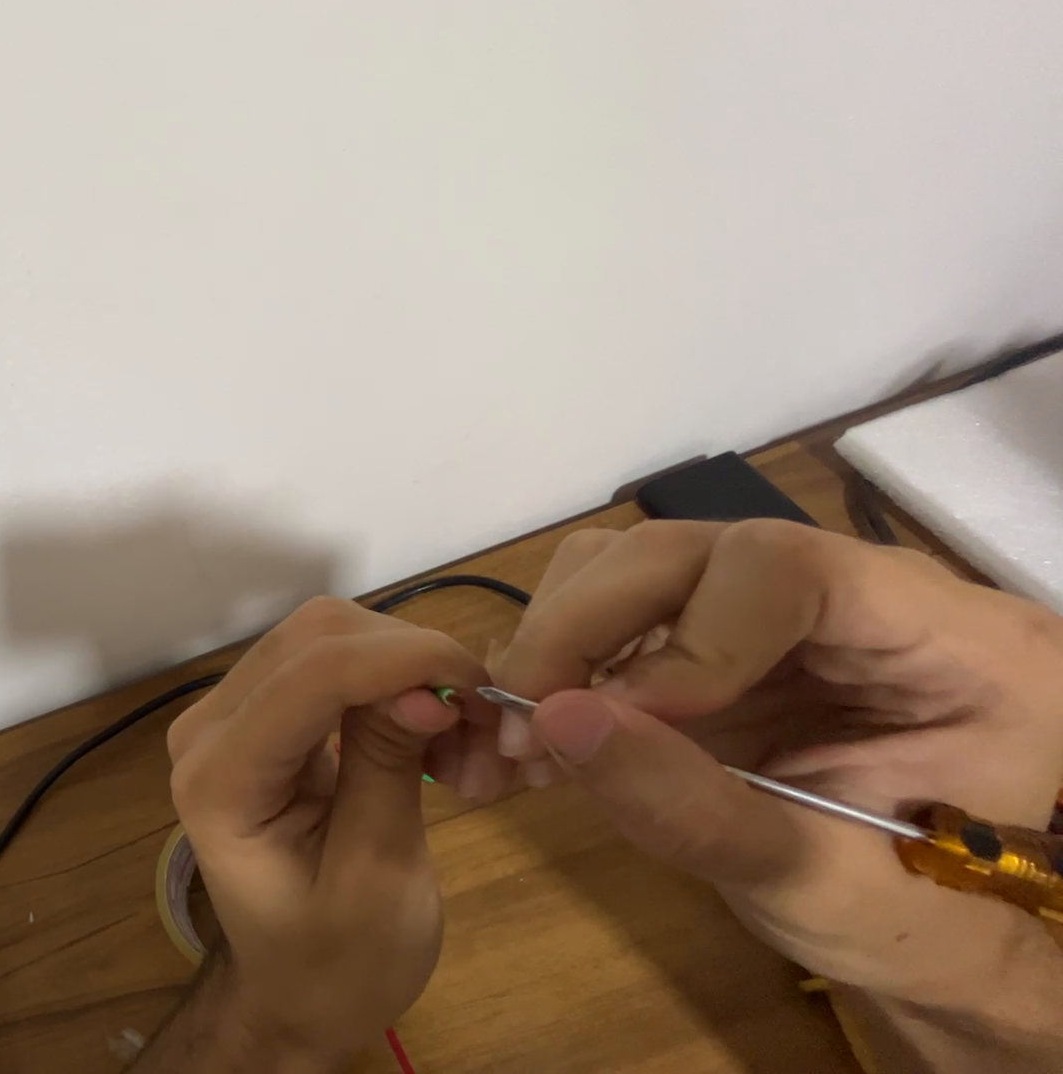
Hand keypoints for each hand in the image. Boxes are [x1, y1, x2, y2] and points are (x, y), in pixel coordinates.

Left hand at [142, 597, 488, 1069]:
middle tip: (484, 732)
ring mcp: (226, 712)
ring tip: (464, 747)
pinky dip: (391, 681)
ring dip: (408, 670)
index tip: (485, 693)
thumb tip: (426, 684)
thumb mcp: (377, 879)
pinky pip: (328, 660)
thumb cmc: (335, 963)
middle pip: (315, 636)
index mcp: (220, 779)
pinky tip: (431, 735)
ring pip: (326, 635)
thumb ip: (387, 766)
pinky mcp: (256, 711)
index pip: (309, 675)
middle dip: (411, 662)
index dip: (403, 662)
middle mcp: (207, 727)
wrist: (293, 988)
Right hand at [496, 520, 1062, 1065]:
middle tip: (522, 727)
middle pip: (666, 552)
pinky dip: (546, 657)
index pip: (779, 568)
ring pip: (611, 562)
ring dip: (549, 643)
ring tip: (532, 735)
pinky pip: (588, 598)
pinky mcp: (690, 614)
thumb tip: (550, 716)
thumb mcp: (811, 884)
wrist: (892, 911)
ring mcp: (752, 593)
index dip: (683, 640)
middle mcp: (842, 582)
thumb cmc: (898, 914)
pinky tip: (549, 724)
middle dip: (572, 635)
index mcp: (945, 636)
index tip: (618, 725)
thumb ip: (689, 805)